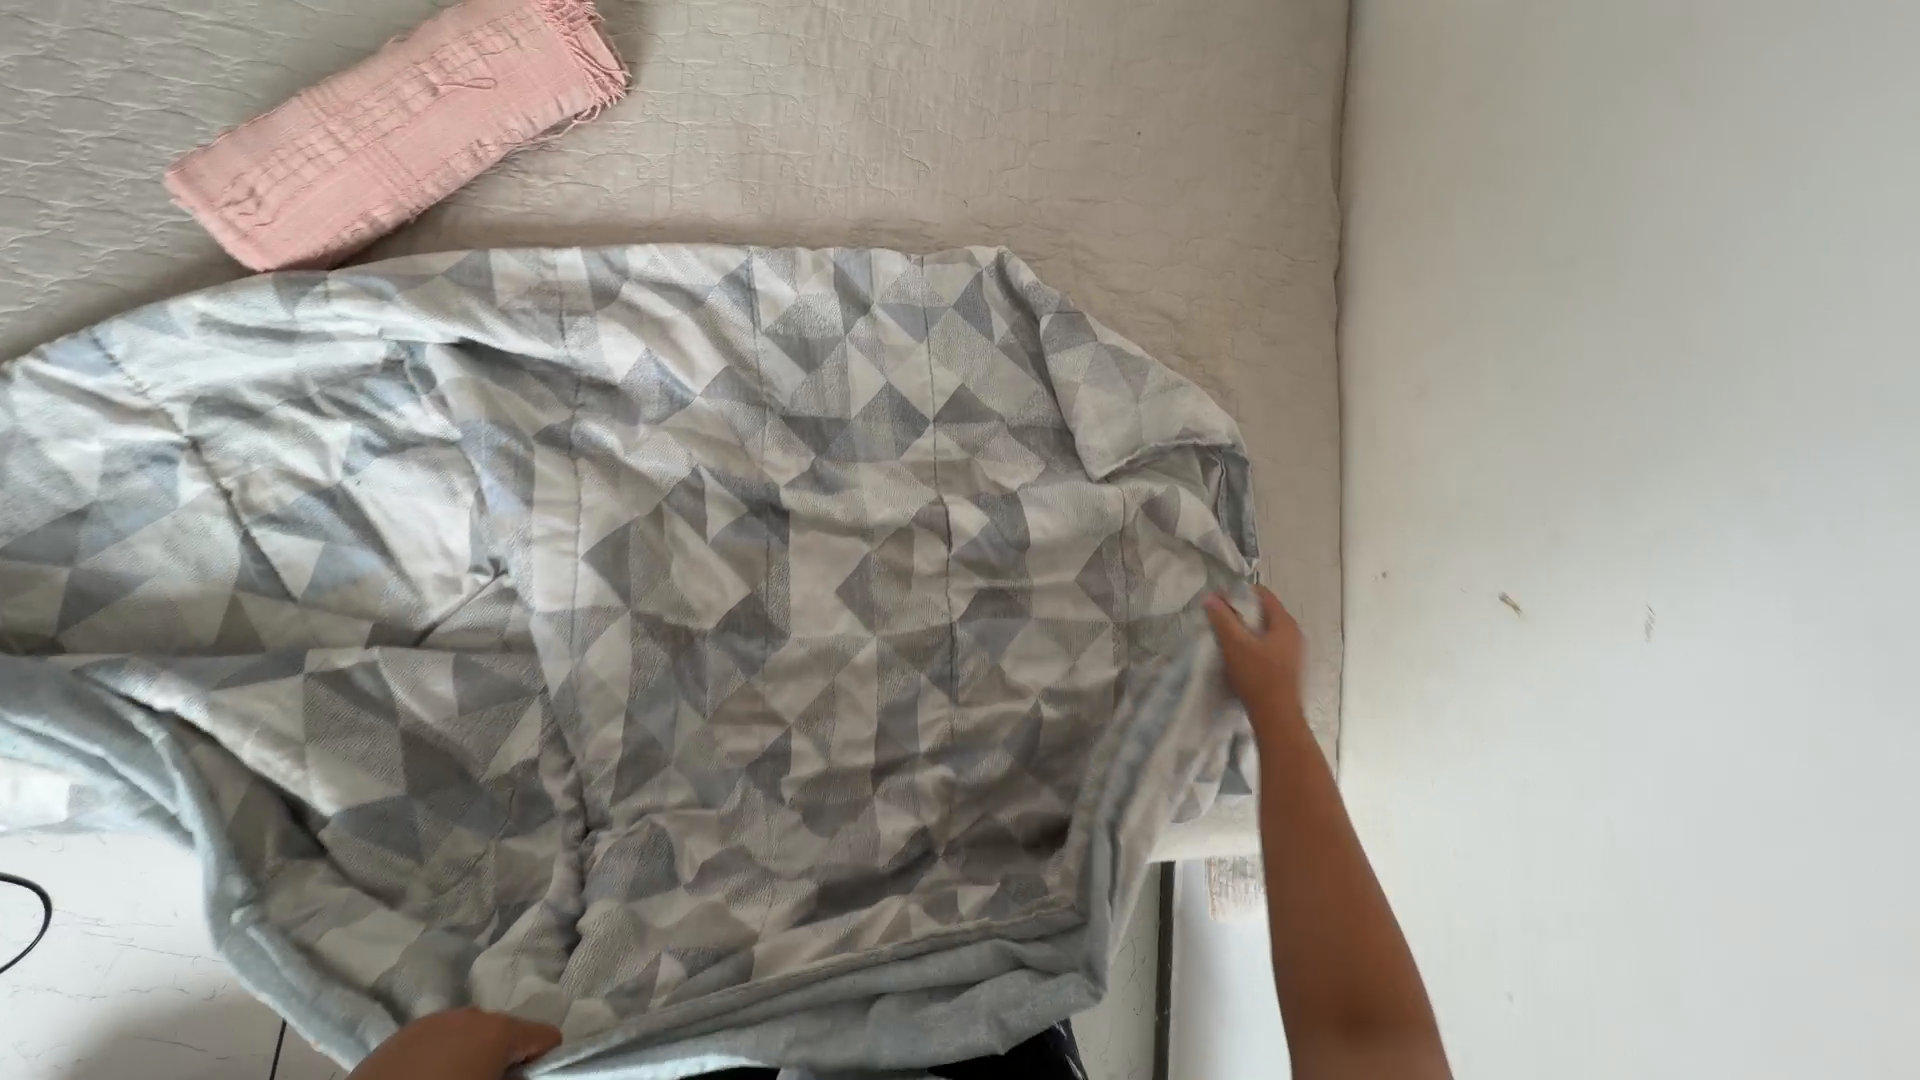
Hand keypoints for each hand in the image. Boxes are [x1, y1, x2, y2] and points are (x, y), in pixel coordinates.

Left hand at [347, 1007, 562, 1079]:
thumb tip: (520, 1077)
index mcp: (500, 1029)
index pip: (547, 1037)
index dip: (542, 1065)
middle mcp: (471, 1014)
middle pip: (507, 1035)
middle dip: (502, 1062)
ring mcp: (431, 1023)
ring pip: (469, 1037)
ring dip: (469, 1059)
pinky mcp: (397, 1038)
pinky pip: (435, 1044)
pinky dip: (438, 1062)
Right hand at [1204, 586, 1305, 721]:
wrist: (1277, 717)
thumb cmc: (1257, 677)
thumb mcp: (1235, 645)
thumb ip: (1222, 619)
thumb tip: (1211, 597)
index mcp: (1285, 624)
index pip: (1263, 595)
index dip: (1239, 592)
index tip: (1219, 599)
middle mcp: (1295, 634)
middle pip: (1266, 612)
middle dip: (1242, 612)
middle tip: (1220, 618)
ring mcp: (1295, 652)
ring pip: (1267, 631)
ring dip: (1248, 630)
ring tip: (1228, 637)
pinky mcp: (1290, 667)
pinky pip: (1271, 646)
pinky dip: (1255, 644)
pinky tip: (1242, 656)